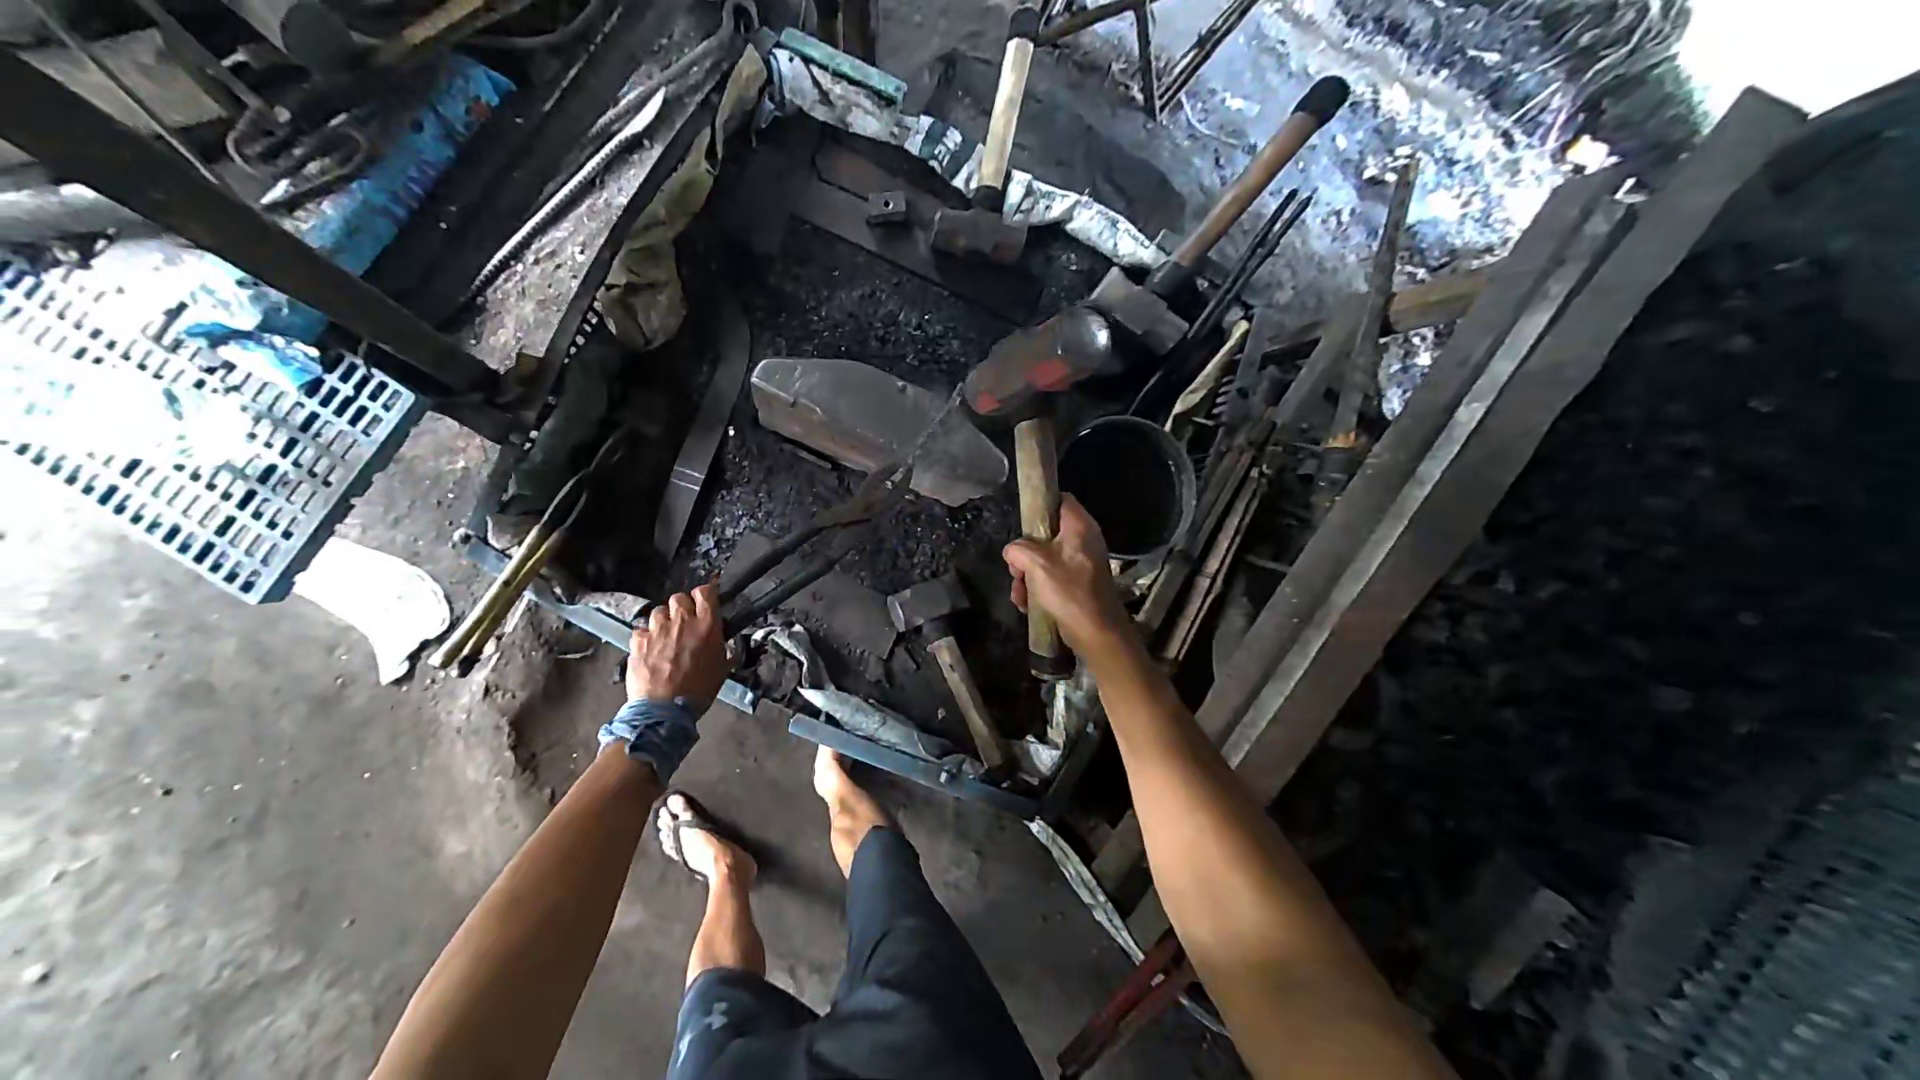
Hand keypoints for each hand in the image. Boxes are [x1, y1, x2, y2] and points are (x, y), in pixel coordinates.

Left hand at [626, 584, 726, 706]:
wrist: (664, 710)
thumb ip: (723, 649)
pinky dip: (645, 636)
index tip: (704, 600)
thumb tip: (725, 642)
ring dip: (662, 620)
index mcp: (707, 626)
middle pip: (678, 597)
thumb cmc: (698, 691)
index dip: (704, 593)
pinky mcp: (638, 641)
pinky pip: (641, 629)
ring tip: (664, 635)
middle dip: (681, 607)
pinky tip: (649, 648)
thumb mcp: (721, 669)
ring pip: (658, 611)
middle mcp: (682, 621)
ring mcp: (657, 630)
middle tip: (684, 622)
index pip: (705, 592)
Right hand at [1002, 495, 1133, 656]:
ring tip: (1019, 594)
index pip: (1061, 500)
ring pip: (1046, 560)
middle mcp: (1084, 541)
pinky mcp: (1079, 585)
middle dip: (1026, 553)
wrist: (1097, 633)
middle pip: (1047, 534)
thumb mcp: (1036, 564)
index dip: (1040, 506)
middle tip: (1016, 570)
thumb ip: (1019, 549)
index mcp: (1080, 527)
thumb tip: (1013, 551)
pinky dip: (1038, 590)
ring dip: (1027, 576)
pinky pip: (1053, 579)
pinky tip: (1027, 605)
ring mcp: (1082, 564)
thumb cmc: (1068, 591)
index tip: (1021, 522)